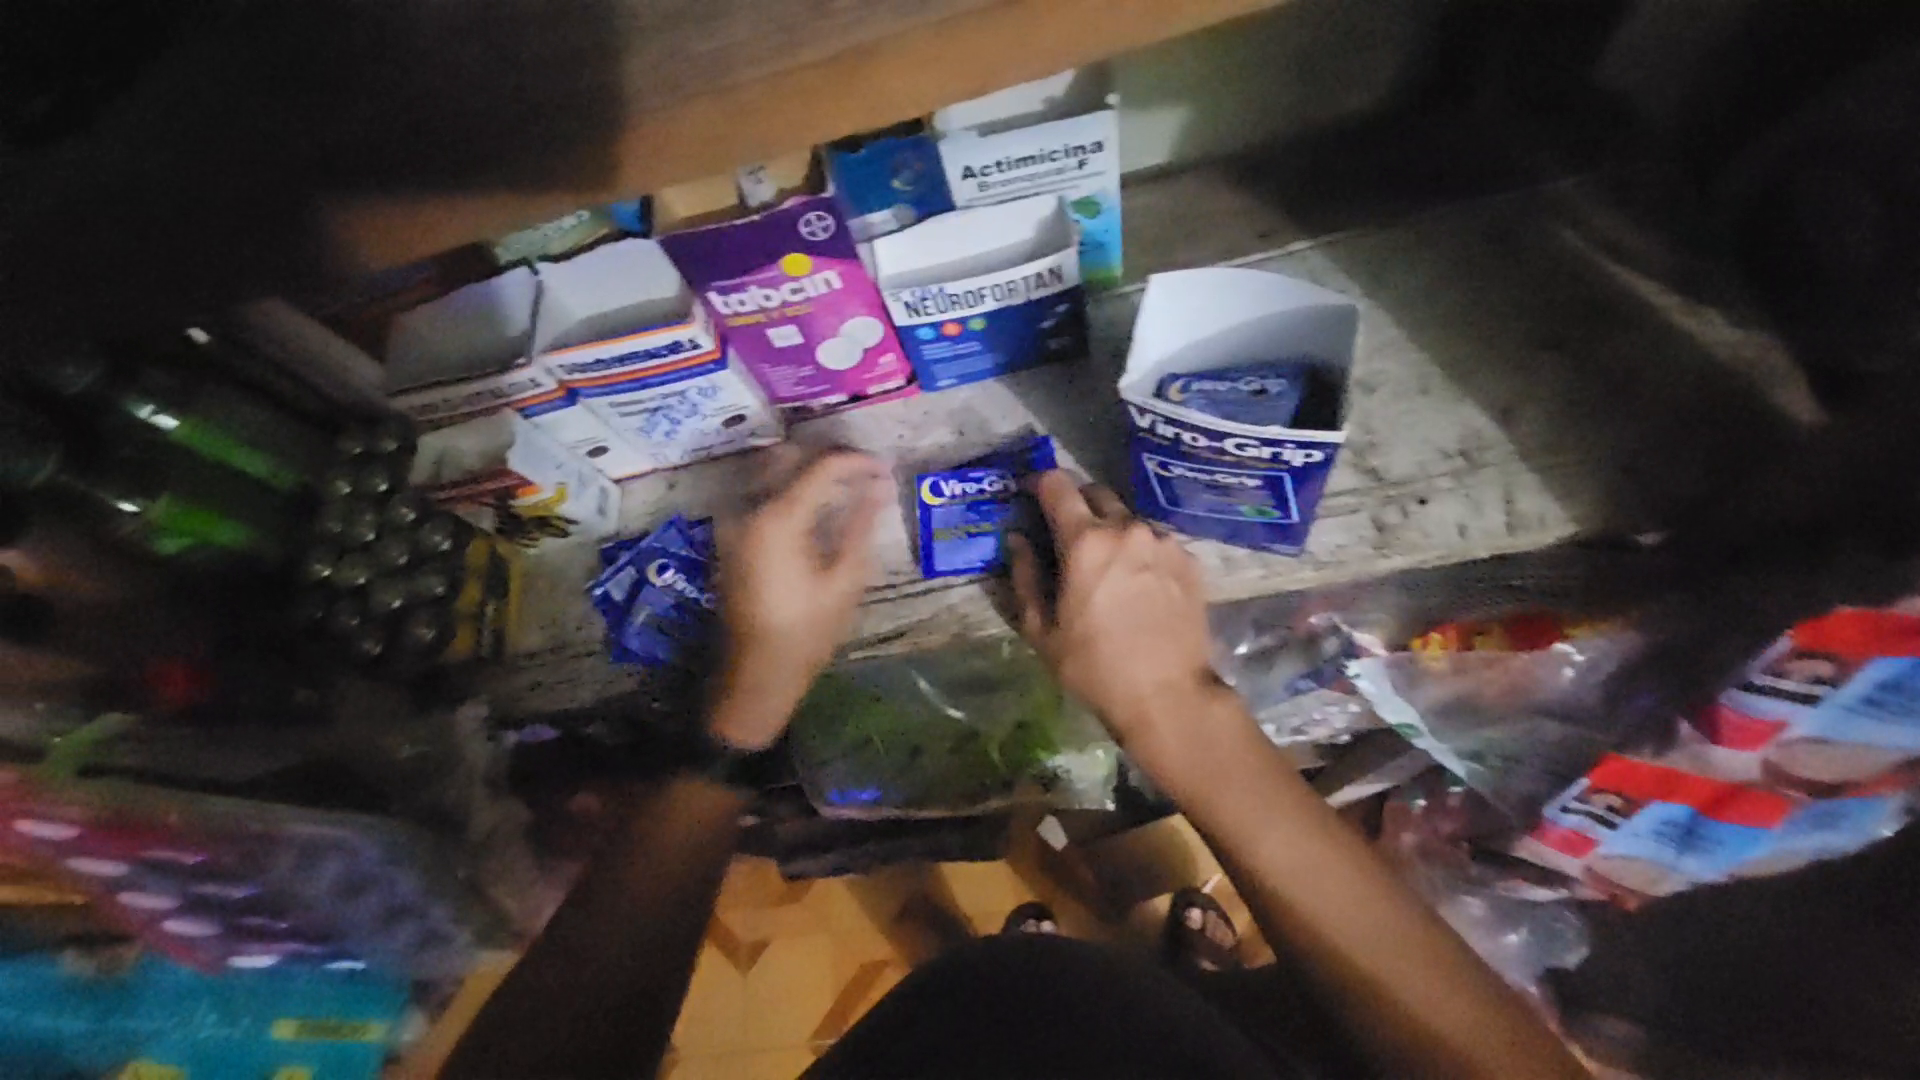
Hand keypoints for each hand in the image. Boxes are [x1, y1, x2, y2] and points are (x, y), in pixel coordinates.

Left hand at [709, 447, 890, 749]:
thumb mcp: (845, 580)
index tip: (885, 467)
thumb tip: (880, 485)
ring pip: (768, 469)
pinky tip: (815, 506)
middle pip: (788, 455)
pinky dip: (786, 486)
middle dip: (828, 457)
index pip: (821, 467)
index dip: (857, 461)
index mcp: (779, 519)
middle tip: (863, 471)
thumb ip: (860, 524)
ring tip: (843, 484)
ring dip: (805, 468)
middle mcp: (748, 509)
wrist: (756, 672)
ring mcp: (732, 521)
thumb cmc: (807, 633)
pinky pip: (758, 491)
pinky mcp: (729, 535)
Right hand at [1006, 471, 1234, 772]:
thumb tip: (1017, 540)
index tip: (1030, 496)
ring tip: (1106, 565)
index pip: (1057, 484)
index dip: (1039, 484)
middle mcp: (1127, 528)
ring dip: (1111, 528)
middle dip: (1076, 504)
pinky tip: (1137, 582)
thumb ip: (1025, 577)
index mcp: (1085, 540)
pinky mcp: (1189, 559)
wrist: (1169, 695)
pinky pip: (1155, 539)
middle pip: (1095, 492)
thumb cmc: (1095, 667)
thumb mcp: (1042, 631)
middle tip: (1066, 536)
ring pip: (1128, 517)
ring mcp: (1163, 540)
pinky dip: (1139, 548)